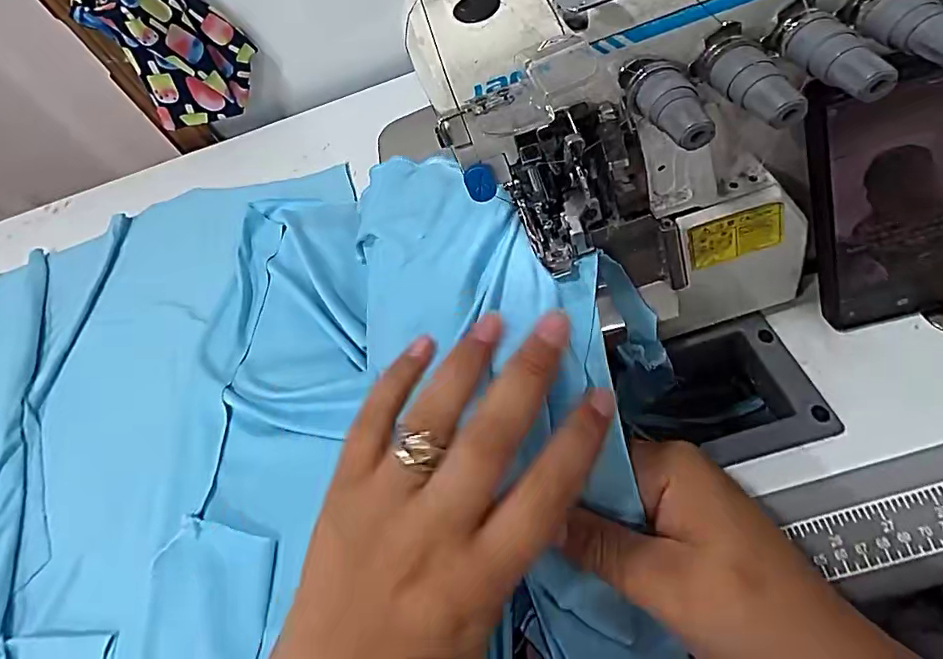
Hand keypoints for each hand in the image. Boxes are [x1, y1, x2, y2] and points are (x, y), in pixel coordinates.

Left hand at [272, 311, 615, 658]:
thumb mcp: (482, 618)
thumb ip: (508, 551)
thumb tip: (538, 482)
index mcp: (478, 576)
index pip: (543, 497)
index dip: (577, 441)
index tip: (600, 395)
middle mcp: (433, 529)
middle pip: (490, 440)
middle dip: (526, 377)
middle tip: (551, 327)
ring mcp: (382, 501)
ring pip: (431, 419)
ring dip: (464, 364)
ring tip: (492, 322)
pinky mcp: (342, 488)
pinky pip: (369, 422)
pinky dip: (395, 379)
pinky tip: (421, 344)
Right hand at [562, 440, 912, 658]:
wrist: (823, 657)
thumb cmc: (750, 612)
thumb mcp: (664, 583)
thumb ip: (600, 545)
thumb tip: (538, 513)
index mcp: (669, 461)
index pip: (592, 453)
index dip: (554, 475)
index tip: (514, 490)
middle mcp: (675, 466)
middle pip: (602, 476)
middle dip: (571, 506)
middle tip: (528, 528)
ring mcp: (684, 495)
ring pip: (617, 503)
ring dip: (592, 528)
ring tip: (551, 545)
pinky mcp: (689, 524)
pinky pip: (637, 521)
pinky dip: (616, 542)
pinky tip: (592, 561)